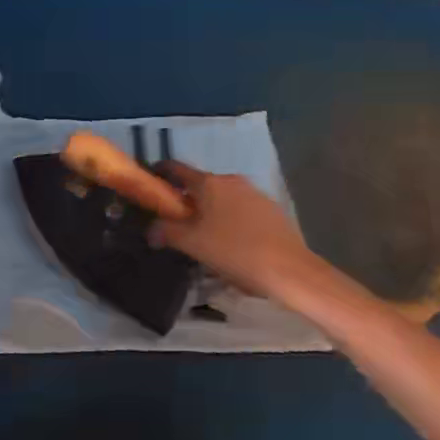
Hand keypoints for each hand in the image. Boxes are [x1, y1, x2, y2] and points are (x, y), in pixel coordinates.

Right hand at [149, 163, 318, 299]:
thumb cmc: (233, 251)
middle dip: (185, 199)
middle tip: (175, 221)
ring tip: (203, 235)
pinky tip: (230, 241)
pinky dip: (229, 218)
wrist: (289, 270)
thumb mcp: (191, 243)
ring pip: (221, 197)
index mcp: (209, 183)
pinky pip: (240, 208)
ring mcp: (254, 193)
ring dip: (209, 210)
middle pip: (199, 184)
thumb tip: (151, 229)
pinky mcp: (271, 209)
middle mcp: (231, 180)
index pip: (176, 169)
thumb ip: (165, 231)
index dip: (160, 172)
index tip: (150, 183)